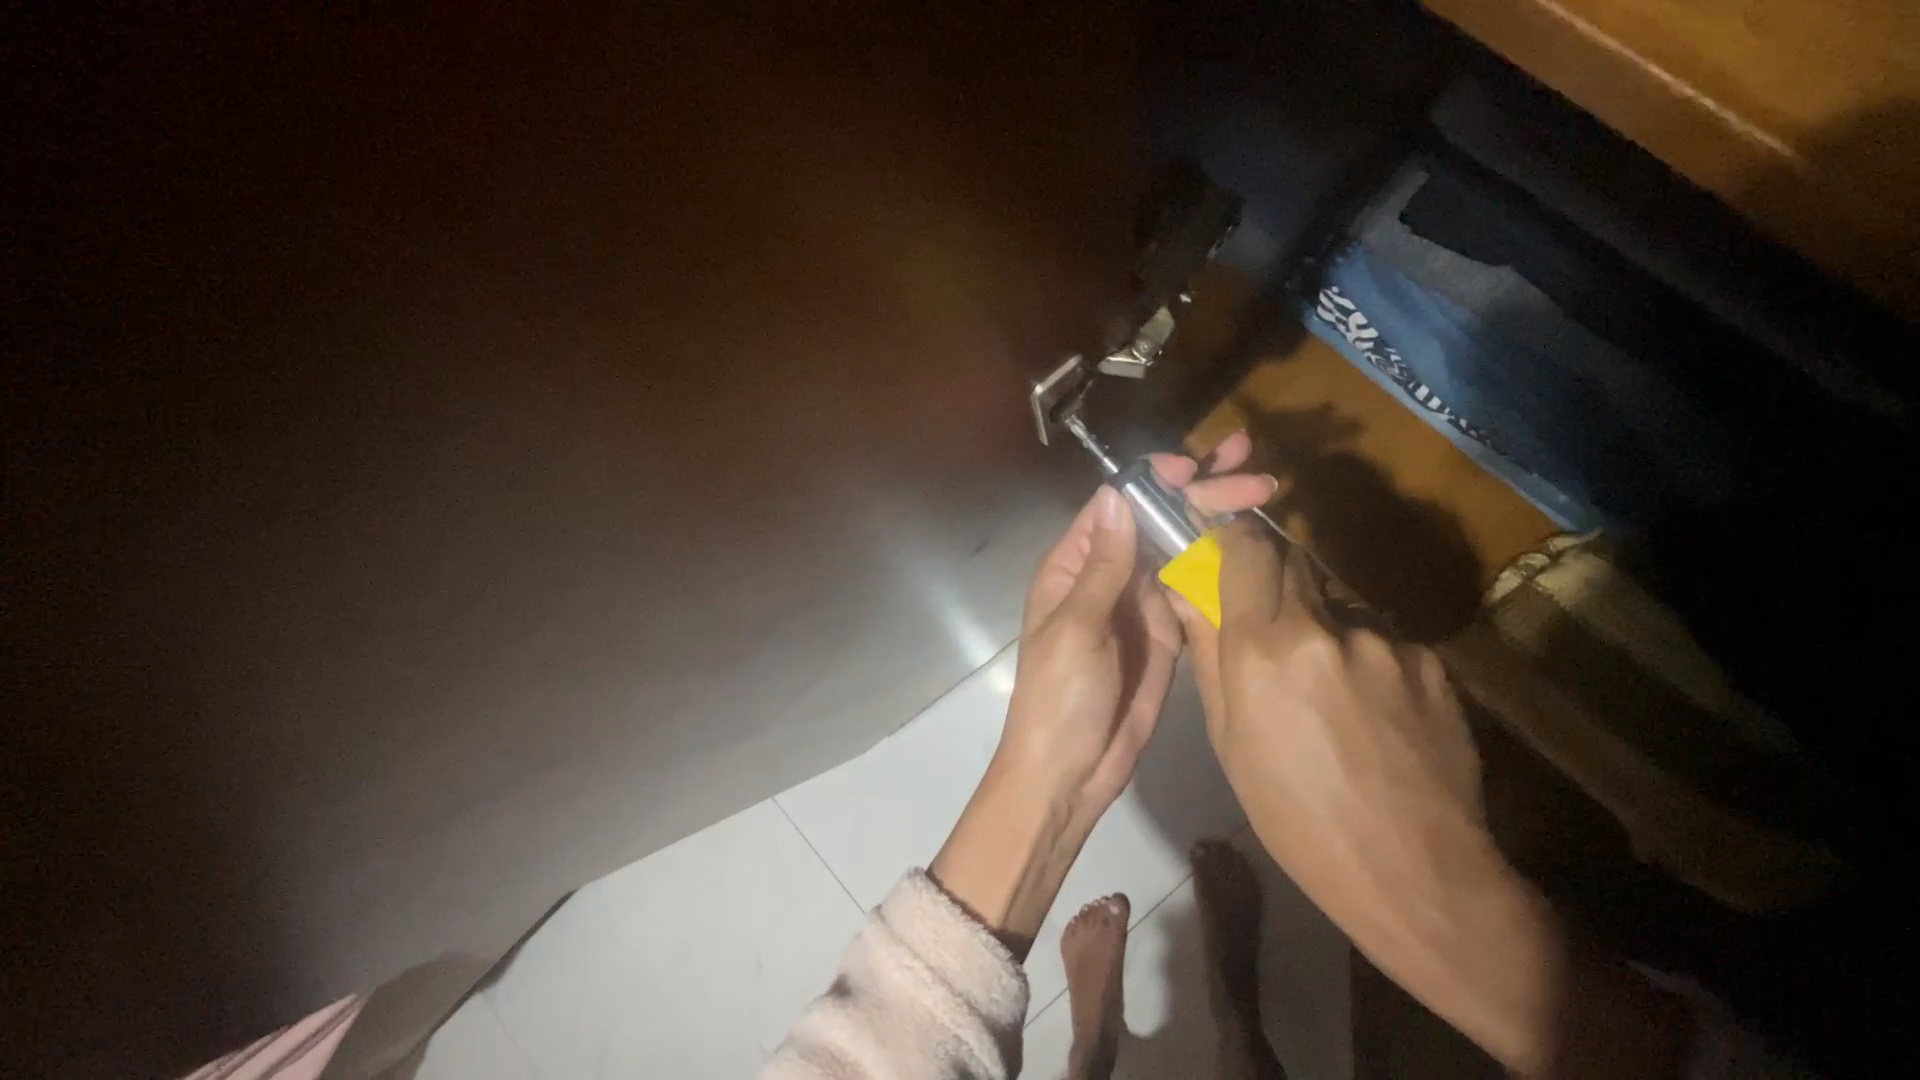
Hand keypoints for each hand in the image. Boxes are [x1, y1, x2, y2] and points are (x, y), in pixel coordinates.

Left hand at [929, 433, 1271, 955]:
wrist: (1072, 771)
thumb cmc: (1059, 696)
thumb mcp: (1078, 627)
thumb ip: (1103, 565)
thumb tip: (1114, 493)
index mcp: (1073, 567)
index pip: (1115, 507)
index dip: (1153, 479)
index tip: (1194, 464)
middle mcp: (1108, 576)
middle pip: (1155, 521)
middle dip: (1199, 491)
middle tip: (1251, 466)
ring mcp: (1141, 605)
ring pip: (1181, 550)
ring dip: (1217, 520)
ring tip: (1264, 490)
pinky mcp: (1169, 634)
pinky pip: (1196, 590)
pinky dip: (1223, 566)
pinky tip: (1257, 544)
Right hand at [1171, 521, 1569, 1073]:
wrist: (1415, 872)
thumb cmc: (1294, 816)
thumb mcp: (1229, 740)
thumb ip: (1208, 653)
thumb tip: (1183, 592)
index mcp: (1265, 646)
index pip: (1248, 546)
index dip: (1233, 537)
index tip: (1223, 547)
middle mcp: (1326, 627)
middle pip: (1293, 561)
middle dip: (1273, 579)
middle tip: (1268, 627)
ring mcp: (1387, 641)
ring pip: (1338, 605)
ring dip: (1322, 627)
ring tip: (1329, 693)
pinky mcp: (1431, 661)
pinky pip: (1382, 641)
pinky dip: (1365, 660)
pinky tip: (1372, 715)